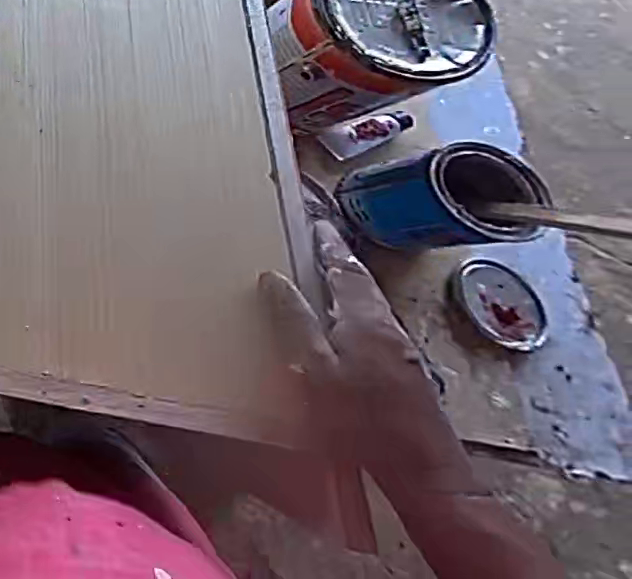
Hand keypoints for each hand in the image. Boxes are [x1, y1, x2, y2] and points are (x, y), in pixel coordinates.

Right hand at [260, 220, 479, 501]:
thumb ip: (294, 319)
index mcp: (367, 323)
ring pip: (366, 307)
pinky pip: (368, 325)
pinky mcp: (401, 372)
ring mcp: (400, 354)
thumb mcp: (315, 365)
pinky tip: (332, 319)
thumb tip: (273, 278)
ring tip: (316, 274)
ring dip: (344, 286)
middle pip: (361, 287)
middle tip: (312, 242)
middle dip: (338, 262)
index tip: (317, 222)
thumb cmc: (359, 418)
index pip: (347, 272)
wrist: (422, 473)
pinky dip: (348, 309)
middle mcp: (389, 331)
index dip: (330, 246)